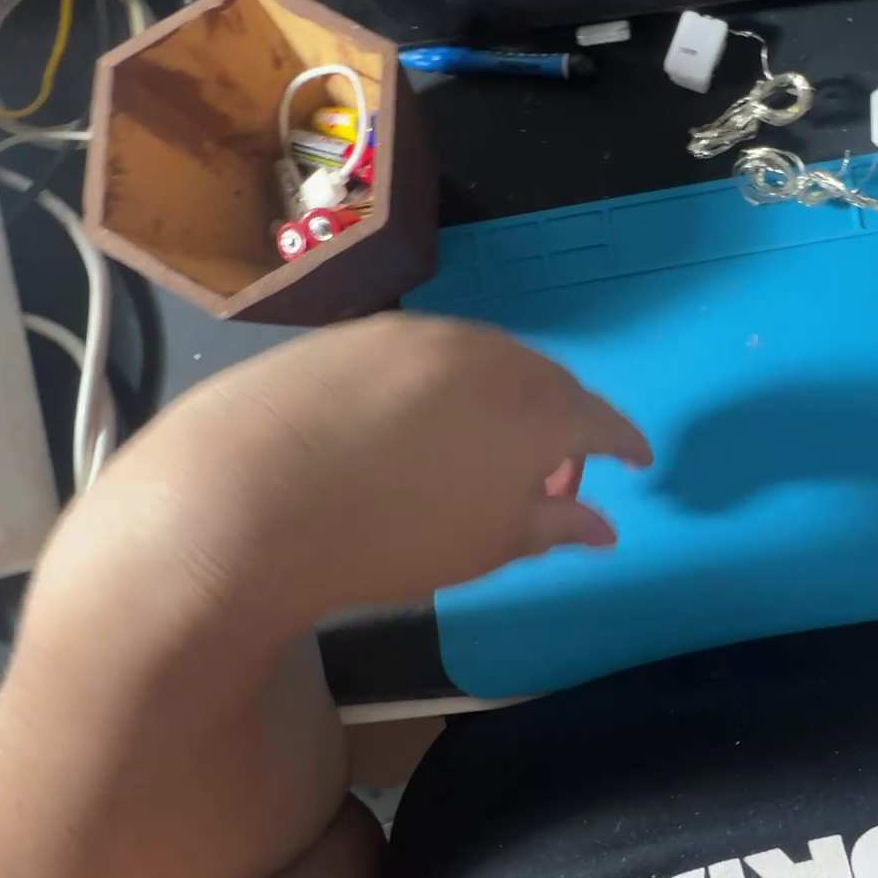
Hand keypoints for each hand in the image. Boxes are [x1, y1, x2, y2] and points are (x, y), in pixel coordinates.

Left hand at [54, 314, 651, 621]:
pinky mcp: (364, 332)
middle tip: (549, 482)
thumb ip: (559, 526)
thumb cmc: (389, 540)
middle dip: (564, 431)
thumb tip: (605, 528)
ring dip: (510, 406)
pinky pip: (436, 357)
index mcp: (536, 408)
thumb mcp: (488, 546)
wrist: (238, 501)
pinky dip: (454, 390)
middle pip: (552, 387)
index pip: (603, 422)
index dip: (626, 445)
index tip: (639, 463)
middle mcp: (492, 355)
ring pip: (495, 365)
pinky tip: (419, 429)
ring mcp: (424, 336)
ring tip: (484, 457)